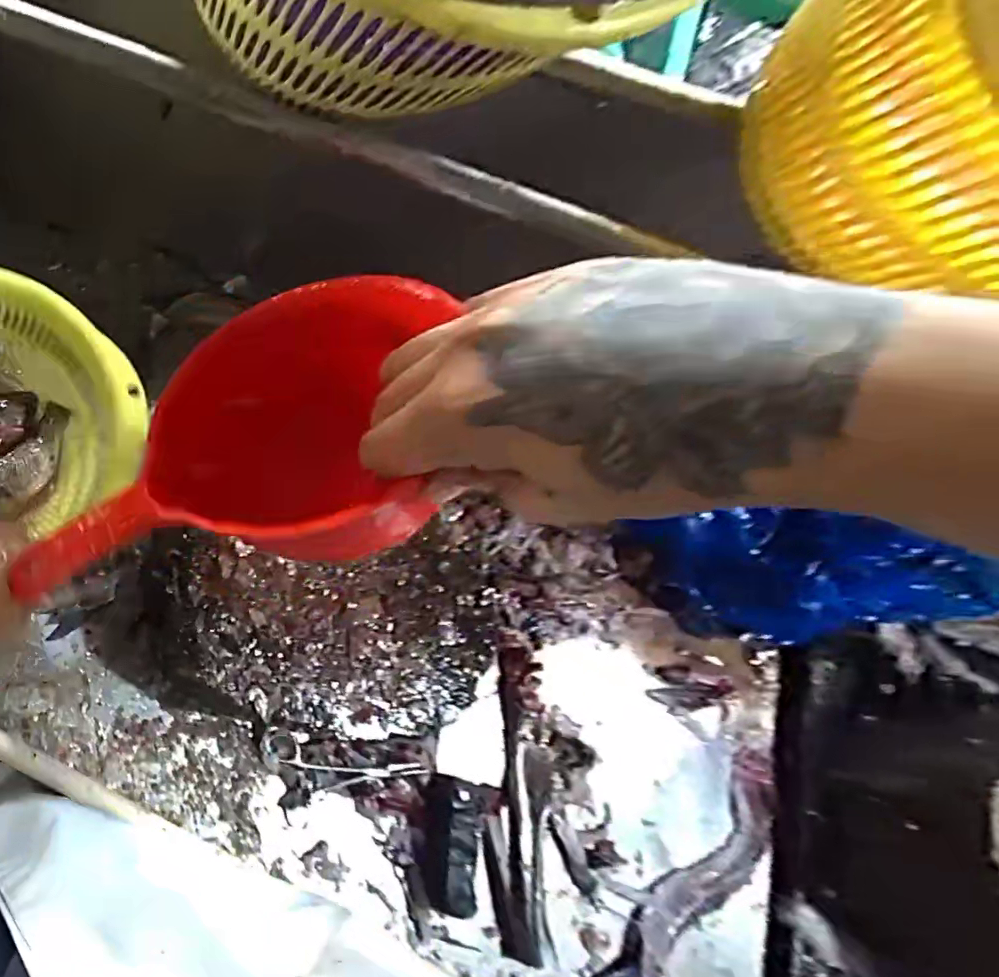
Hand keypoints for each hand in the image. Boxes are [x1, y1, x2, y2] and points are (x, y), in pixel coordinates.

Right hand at [359, 258, 904, 524]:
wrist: (802, 385)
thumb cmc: (672, 463)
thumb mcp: (556, 499)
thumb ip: (480, 483)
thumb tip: (447, 473)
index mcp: (459, 411)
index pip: (378, 443)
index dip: (394, 470)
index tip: (424, 480)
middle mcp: (466, 348)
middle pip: (386, 391)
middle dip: (403, 426)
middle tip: (450, 446)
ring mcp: (509, 303)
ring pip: (421, 346)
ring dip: (428, 382)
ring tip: (482, 401)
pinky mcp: (554, 274)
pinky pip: (477, 312)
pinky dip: (475, 347)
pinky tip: (528, 362)